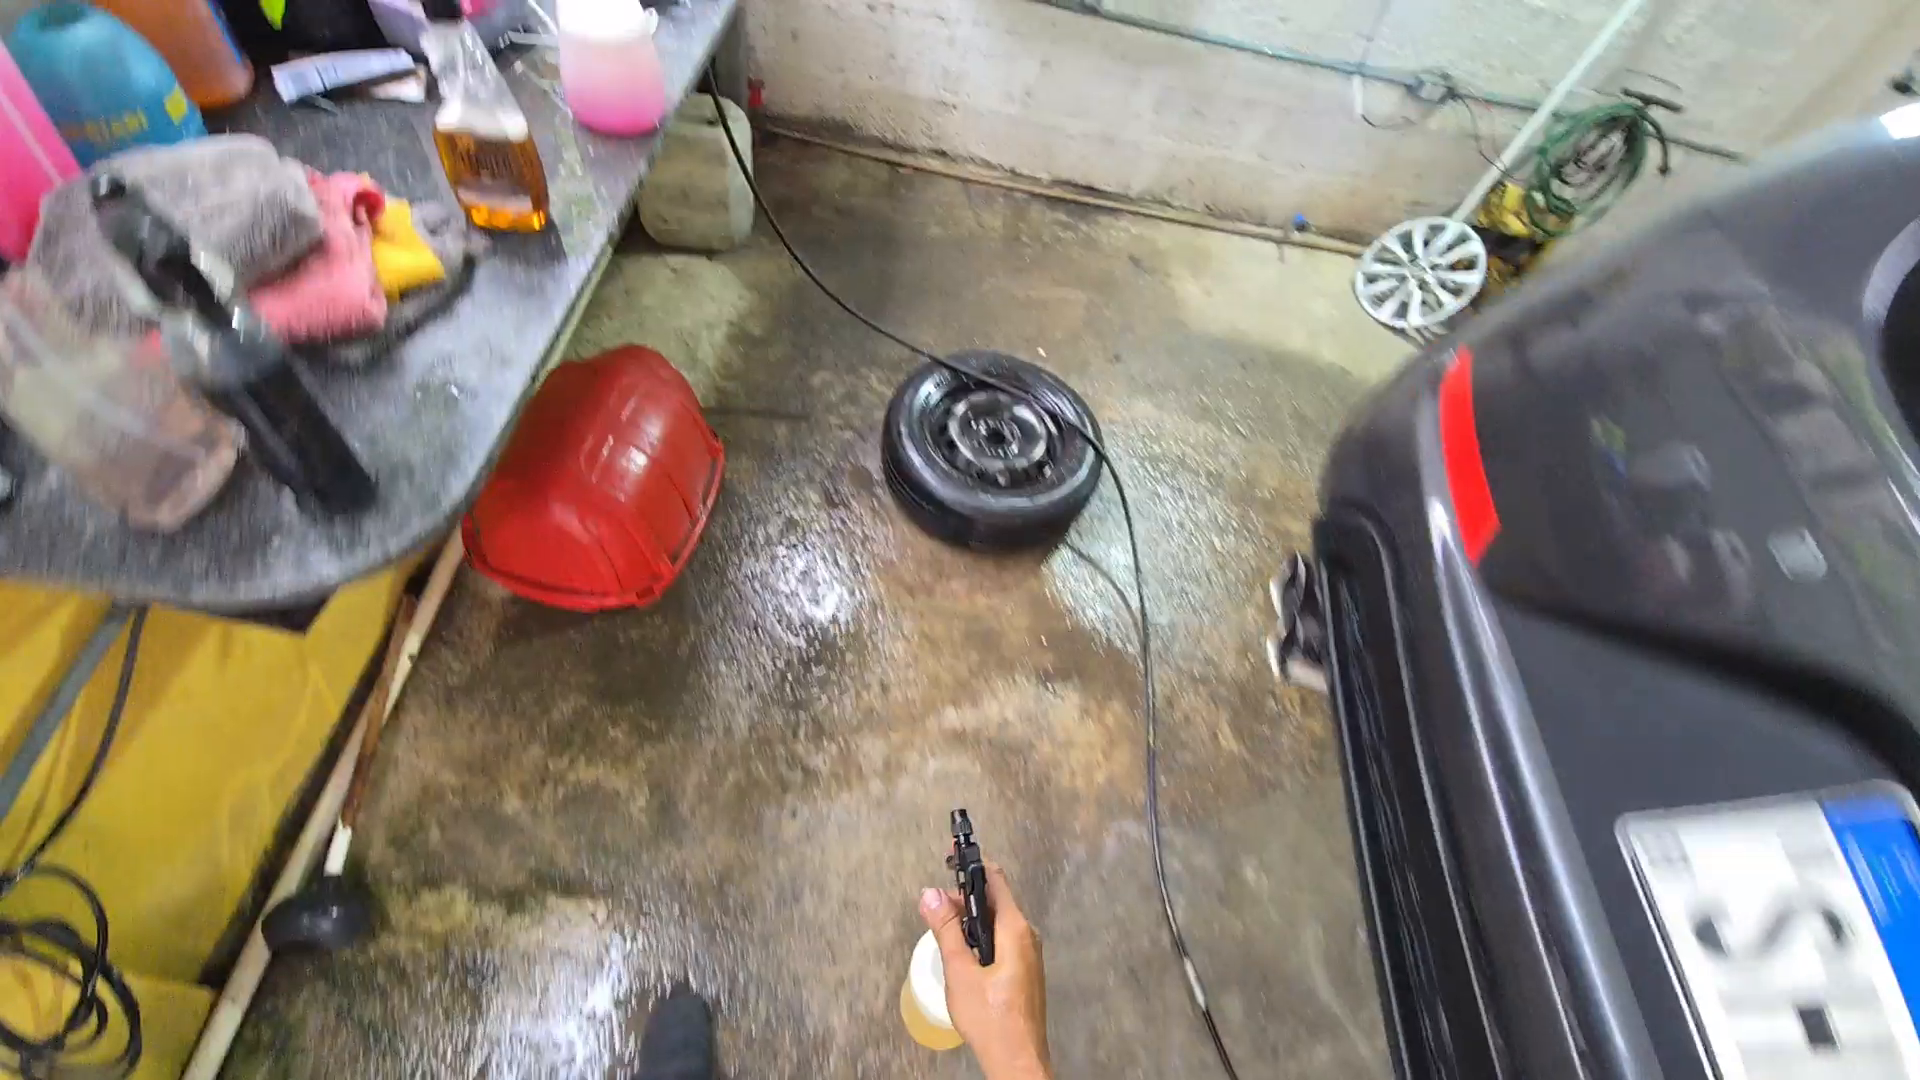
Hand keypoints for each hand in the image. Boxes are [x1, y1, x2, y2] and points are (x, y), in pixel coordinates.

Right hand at [919, 864, 1051, 1079]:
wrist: (1018, 1063)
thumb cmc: (990, 1017)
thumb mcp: (960, 971)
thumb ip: (945, 930)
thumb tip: (929, 892)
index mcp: (1015, 928)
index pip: (995, 879)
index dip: (972, 864)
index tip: (949, 856)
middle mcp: (1027, 933)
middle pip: (994, 900)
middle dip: (964, 898)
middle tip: (935, 909)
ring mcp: (1029, 953)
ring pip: (997, 921)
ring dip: (970, 919)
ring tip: (944, 931)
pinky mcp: (1025, 970)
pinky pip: (1002, 938)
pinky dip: (981, 935)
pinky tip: (963, 953)